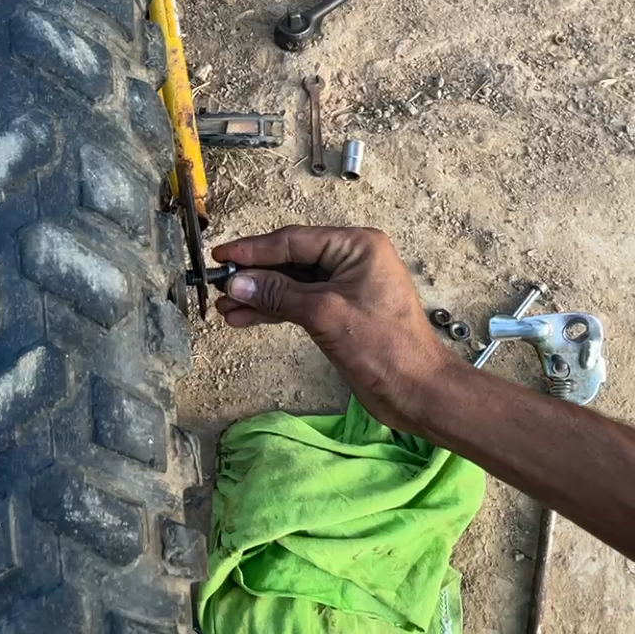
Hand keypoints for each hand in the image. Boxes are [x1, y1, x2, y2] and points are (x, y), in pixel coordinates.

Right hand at [213, 226, 460, 433]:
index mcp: (356, 246)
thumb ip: (277, 294)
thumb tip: (235, 283)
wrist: (418, 393)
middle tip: (216, 284)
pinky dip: (272, 311)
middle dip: (253, 276)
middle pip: (289, 260)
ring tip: (223, 308)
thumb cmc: (382, 347)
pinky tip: (243, 318)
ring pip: (290, 284)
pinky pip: (298, 303)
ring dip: (258, 296)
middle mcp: (350, 259)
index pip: (294, 240)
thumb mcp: (324, 314)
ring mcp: (343, 286)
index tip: (220, 255)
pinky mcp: (338, 311)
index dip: (253, 249)